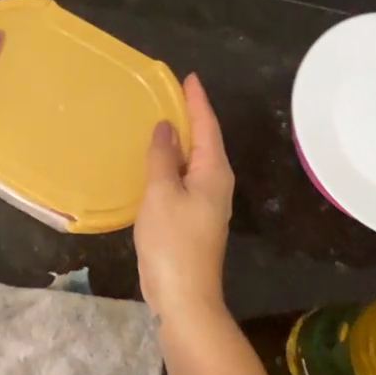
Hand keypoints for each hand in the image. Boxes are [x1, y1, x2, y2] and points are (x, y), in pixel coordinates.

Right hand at [137, 74, 234, 319]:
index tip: (188, 76)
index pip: (207, 126)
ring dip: (182, 139)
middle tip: (171, 92)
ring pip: (196, 159)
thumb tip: (166, 127)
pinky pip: (187, 177)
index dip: (197, 101)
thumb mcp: (162, 193)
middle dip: (192, 115)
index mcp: (213, 172)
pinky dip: (174, 161)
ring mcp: (207, 203)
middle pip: (206, 140)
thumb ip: (163, 157)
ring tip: (162, 119)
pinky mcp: (195, 218)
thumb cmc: (173, 242)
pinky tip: (159, 161)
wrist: (184, 298)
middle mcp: (217, 183)